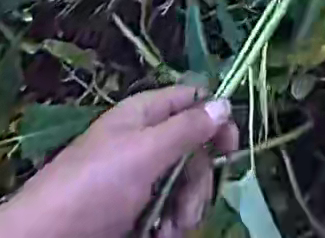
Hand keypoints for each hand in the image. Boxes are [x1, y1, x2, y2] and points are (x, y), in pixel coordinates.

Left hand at [0, 85, 238, 237]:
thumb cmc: (93, 187)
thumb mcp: (146, 152)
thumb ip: (188, 128)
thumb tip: (225, 101)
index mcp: (146, 113)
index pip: (192, 99)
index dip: (216, 117)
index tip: (231, 148)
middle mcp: (146, 140)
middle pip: (193, 147)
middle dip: (198, 180)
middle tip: (188, 210)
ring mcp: (138, 178)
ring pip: (183, 184)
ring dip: (185, 209)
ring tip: (168, 231)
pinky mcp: (132, 212)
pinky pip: (166, 210)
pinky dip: (168, 225)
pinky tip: (159, 237)